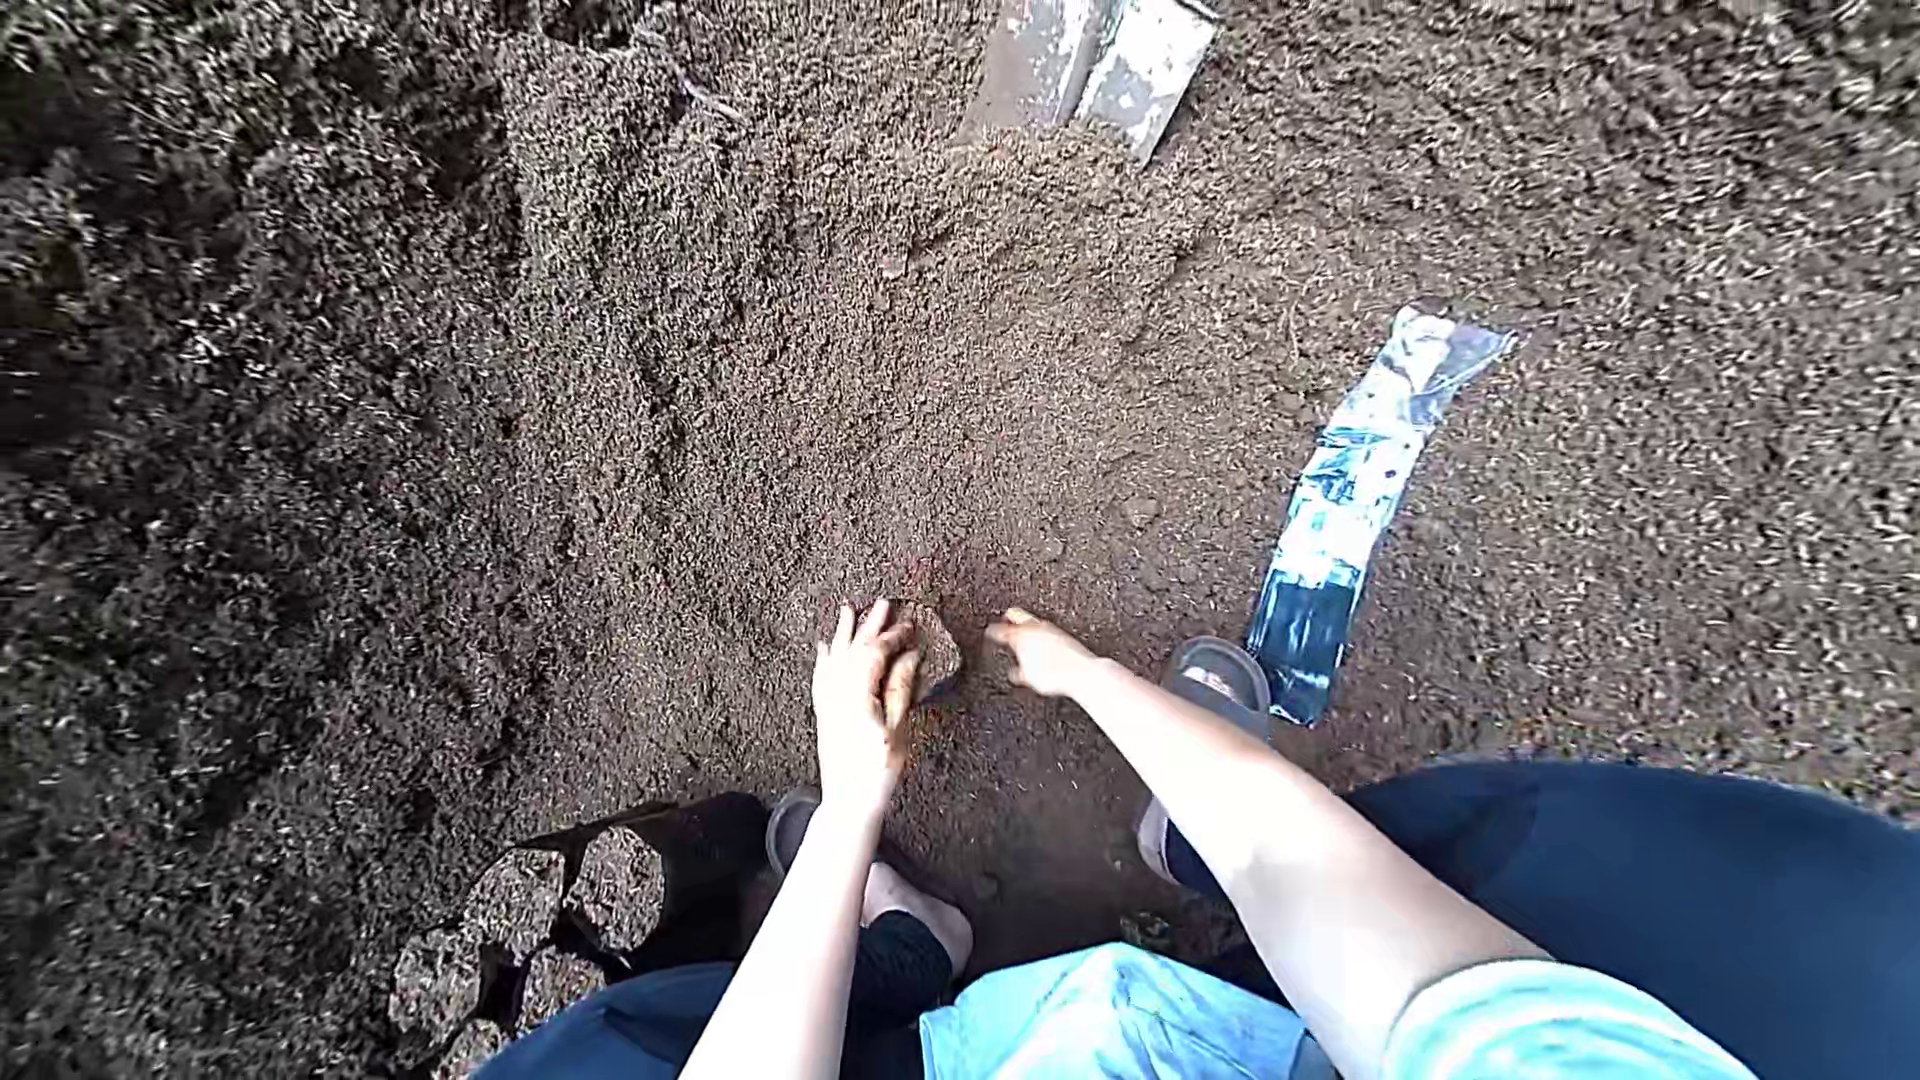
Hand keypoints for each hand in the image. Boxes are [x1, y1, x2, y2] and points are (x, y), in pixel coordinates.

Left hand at [812, 599, 919, 814]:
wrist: (848, 799)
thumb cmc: (876, 768)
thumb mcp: (897, 728)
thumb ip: (900, 687)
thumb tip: (909, 656)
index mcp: (858, 693)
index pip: (877, 653)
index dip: (894, 636)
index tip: (909, 626)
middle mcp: (838, 690)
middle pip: (855, 648)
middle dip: (870, 624)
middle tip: (882, 603)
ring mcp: (827, 699)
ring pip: (835, 656)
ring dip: (843, 632)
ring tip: (847, 610)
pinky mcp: (823, 708)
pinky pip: (820, 674)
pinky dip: (824, 657)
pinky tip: (825, 646)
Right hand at [985, 607, 1099, 697]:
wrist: (1081, 673)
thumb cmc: (1055, 675)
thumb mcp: (1029, 677)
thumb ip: (1018, 671)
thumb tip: (1014, 672)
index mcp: (1021, 635)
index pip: (1001, 629)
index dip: (993, 631)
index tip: (990, 632)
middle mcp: (1036, 628)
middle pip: (1016, 614)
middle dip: (1009, 617)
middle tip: (1005, 621)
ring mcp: (1050, 629)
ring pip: (1032, 621)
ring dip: (1026, 626)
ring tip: (1023, 635)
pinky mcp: (1062, 634)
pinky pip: (1046, 629)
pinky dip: (1040, 634)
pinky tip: (1042, 644)